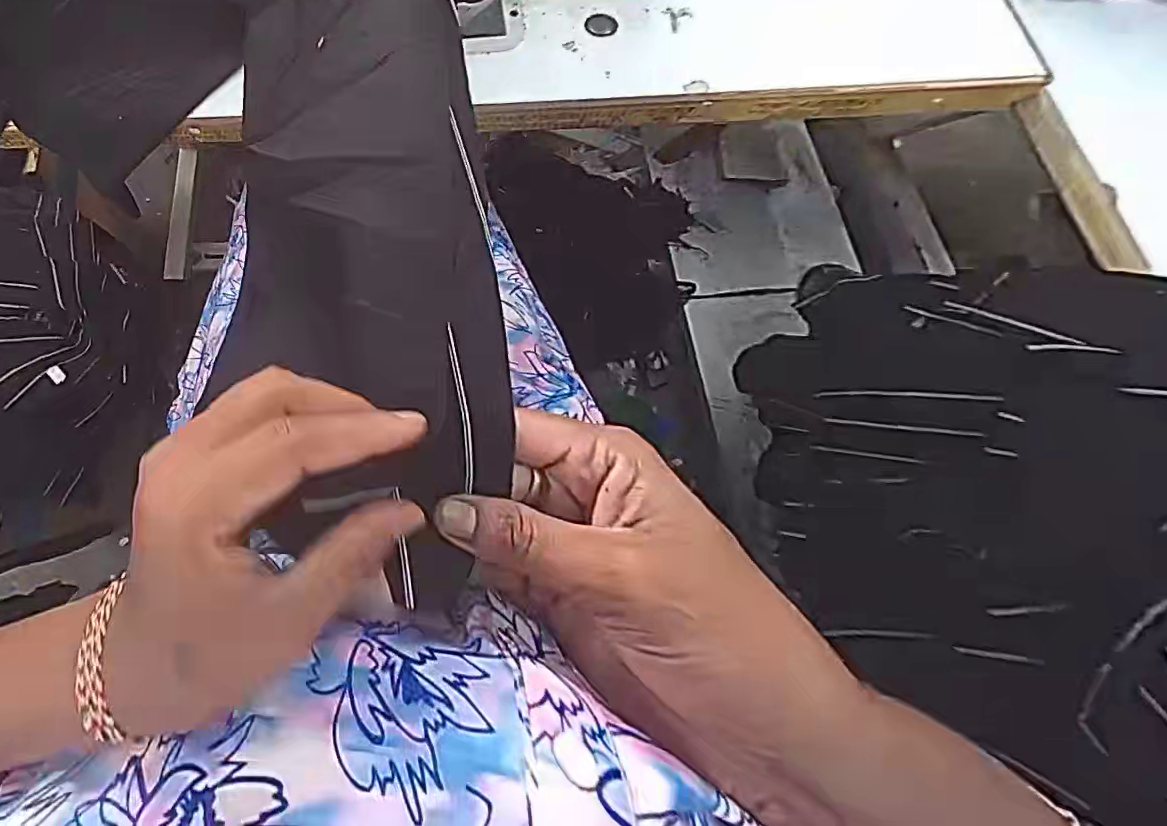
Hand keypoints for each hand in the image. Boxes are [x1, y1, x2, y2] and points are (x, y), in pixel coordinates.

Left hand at [104, 367, 427, 737]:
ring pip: (259, 391)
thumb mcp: (288, 621)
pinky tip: (325, 436)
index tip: (412, 428)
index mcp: (196, 504)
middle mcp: (177, 460)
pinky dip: (294, 411)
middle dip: (342, 406)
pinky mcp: (180, 449)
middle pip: (272, 396)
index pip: (289, 443)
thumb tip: (408, 510)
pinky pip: (246, 406)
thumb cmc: (207, 658)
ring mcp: (173, 448)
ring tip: (367, 431)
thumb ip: (350, 555)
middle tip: (392, 431)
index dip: (358, 431)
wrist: (134, 666)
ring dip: (320, 402)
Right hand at [434, 408, 865, 818]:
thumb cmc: (723, 633)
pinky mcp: (551, 594)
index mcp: (605, 460)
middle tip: (400, 507)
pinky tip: (432, 572)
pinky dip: (468, 574)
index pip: (521, 432)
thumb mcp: (622, 574)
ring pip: (490, 526)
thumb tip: (450, 508)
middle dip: (455, 493)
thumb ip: (529, 539)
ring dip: (455, 536)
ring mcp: (561, 547)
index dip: (470, 441)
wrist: (766, 734)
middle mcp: (577, 494)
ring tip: (406, 538)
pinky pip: (496, 572)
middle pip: (496, 476)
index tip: (412, 458)